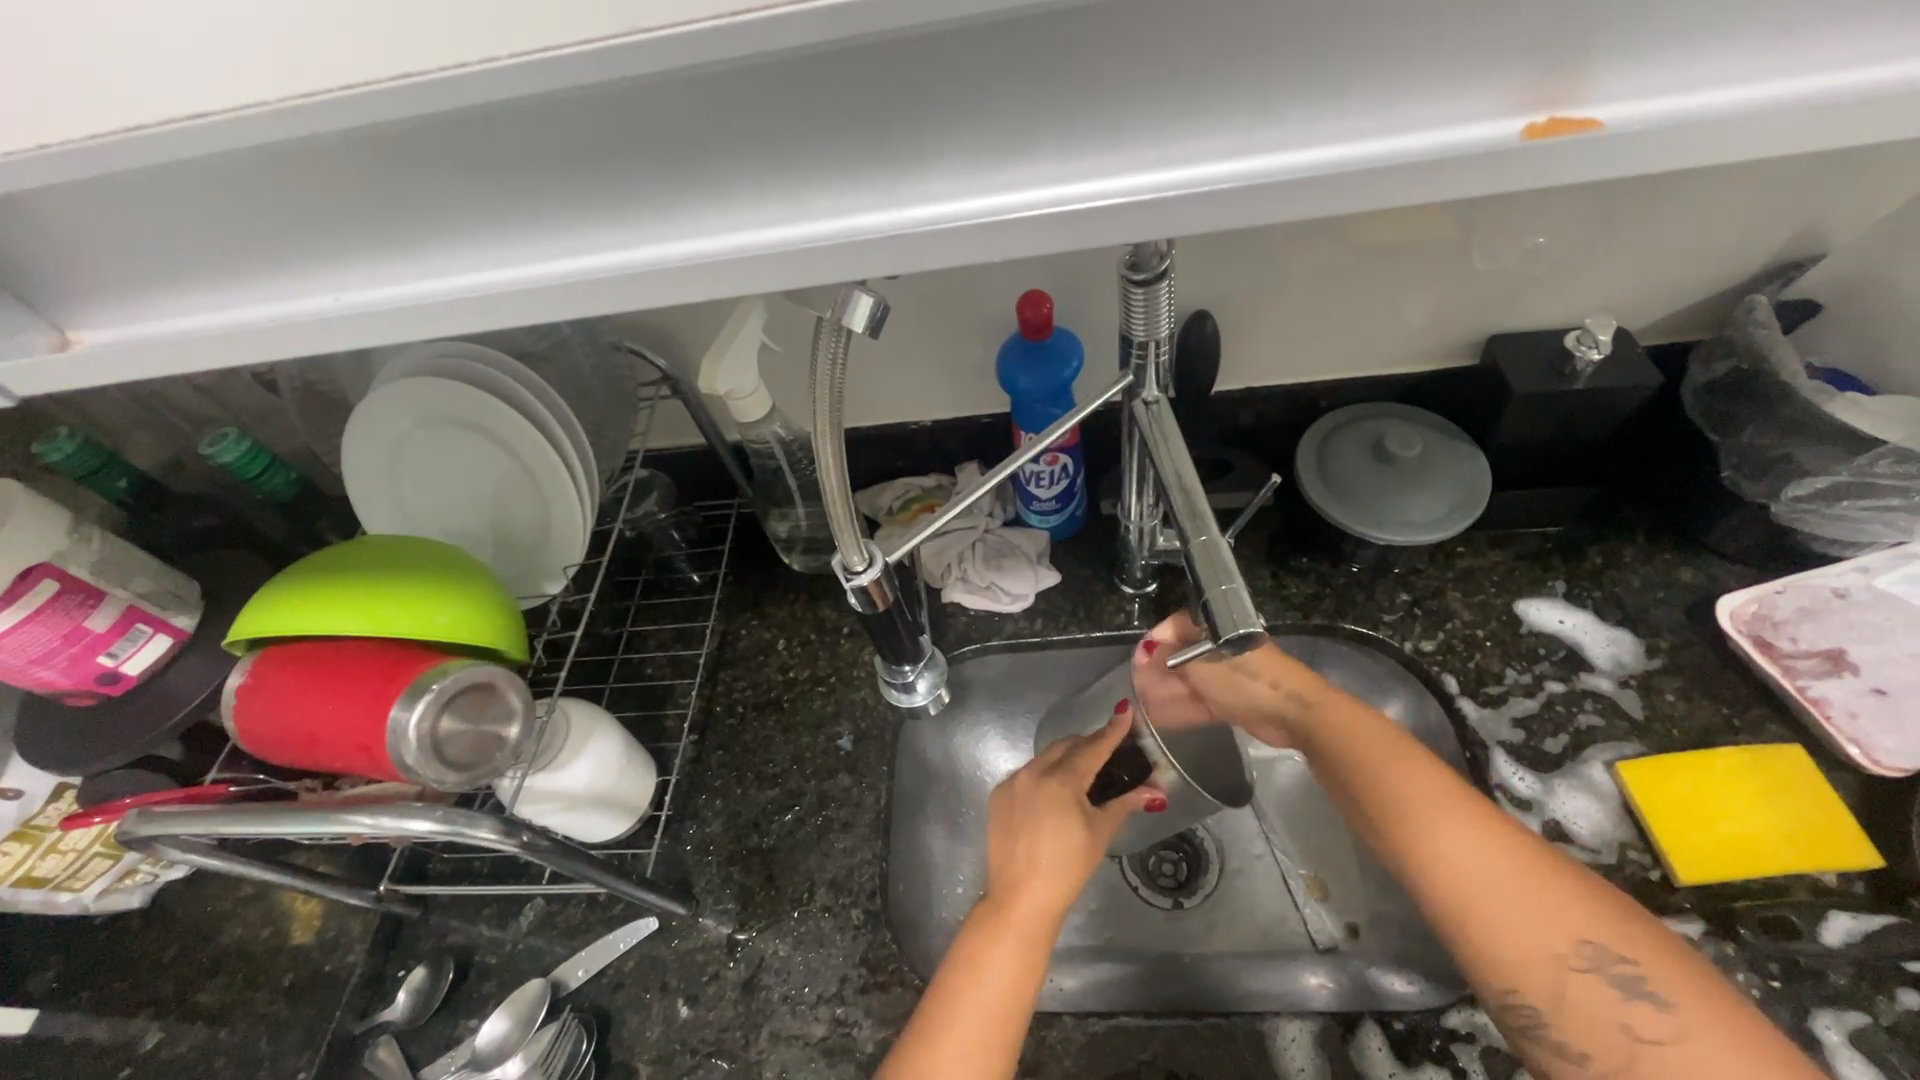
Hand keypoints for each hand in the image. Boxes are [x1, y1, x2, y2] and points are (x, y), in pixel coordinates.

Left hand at [985, 704, 1158, 927]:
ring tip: (1082, 778)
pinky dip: (1043, 777)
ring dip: (1065, 760)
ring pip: (1044, 758)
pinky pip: (1026, 774)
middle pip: (1066, 746)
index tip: (1125, 711)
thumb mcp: (1100, 832)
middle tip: (1108, 755)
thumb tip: (1156, 792)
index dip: (1112, 730)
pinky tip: (1053, 798)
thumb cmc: (1068, 867)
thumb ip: (1125, 803)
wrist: (1020, 897)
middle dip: (1088, 745)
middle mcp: (1032, 771)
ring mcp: (1011, 782)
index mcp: (1061, 779)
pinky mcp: (998, 796)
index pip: (1093, 746)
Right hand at [1130, 612, 1333, 747]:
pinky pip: (1200, 703)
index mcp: (1218, 630)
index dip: (1157, 641)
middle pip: (1182, 657)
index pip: (1179, 627)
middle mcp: (1221, 650)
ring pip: (1189, 683)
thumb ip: (1171, 658)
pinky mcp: (1232, 703)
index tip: (1139, 657)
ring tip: (1142, 704)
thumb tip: (1146, 651)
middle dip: (1158, 671)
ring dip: (1166, 693)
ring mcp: (1228, 678)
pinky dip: (1180, 709)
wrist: (1295, 713)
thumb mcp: (1202, 665)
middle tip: (1137, 685)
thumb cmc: (1247, 680)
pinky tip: (1158, 718)